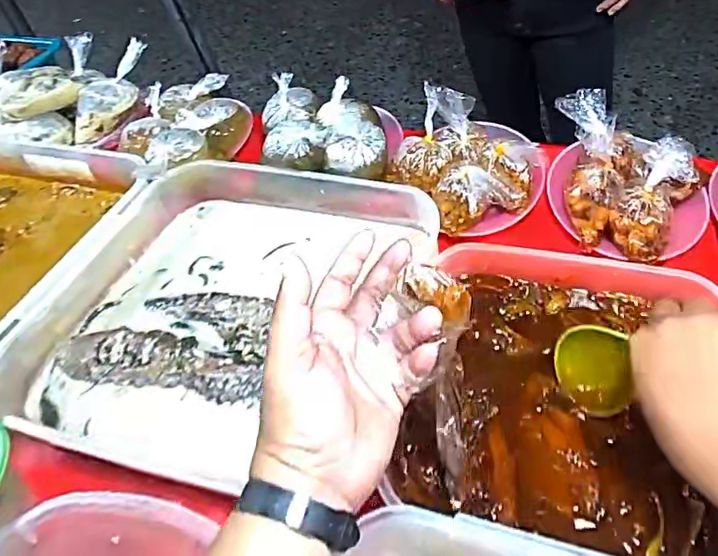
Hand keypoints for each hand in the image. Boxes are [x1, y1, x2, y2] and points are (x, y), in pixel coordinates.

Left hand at [251, 232, 444, 511]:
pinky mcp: (392, 391)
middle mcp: (348, 345)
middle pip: (374, 298)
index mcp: (320, 334)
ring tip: (430, 316)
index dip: (352, 260)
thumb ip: (293, 311)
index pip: (337, 286)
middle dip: (391, 272)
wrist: (316, 482)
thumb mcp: (287, 361)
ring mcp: (372, 367)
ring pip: (401, 329)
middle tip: (410, 250)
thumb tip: (294, 265)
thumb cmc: (295, 423)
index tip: (369, 237)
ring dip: (417, 320)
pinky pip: (414, 364)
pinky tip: (427, 353)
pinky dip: (424, 355)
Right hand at [630, 299, 717, 499]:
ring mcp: (702, 318)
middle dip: (677, 324)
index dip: (658, 345)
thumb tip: (663, 368)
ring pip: (699, 305)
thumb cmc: (697, 448)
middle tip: (693, 349)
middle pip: (668, 309)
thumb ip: (653, 376)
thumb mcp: (656, 411)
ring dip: (703, 321)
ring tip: (717, 350)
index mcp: (642, 349)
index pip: (644, 332)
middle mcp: (668, 325)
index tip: (668, 358)